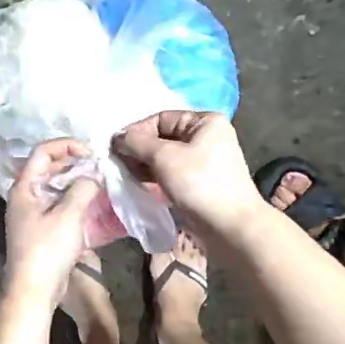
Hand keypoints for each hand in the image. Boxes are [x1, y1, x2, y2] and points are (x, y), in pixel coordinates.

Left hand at [4, 138, 102, 305]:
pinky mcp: (40, 230)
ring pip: (55, 188)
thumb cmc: (48, 249)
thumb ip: (83, 187)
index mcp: (24, 188)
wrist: (33, 289)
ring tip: (100, 184)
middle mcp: (24, 197)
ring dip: (76, 183)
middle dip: (74, 163)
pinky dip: (74, 201)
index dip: (67, 145)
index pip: (42, 152)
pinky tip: (93, 206)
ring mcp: (31, 215)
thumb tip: (93, 174)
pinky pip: (58, 206)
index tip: (91, 153)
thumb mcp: (69, 214)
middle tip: (98, 167)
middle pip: (48, 168)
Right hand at [112, 111, 262, 232]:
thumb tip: (116, 138)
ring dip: (143, 164)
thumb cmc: (198, 183)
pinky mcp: (197, 182)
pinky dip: (153, 176)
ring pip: (164, 157)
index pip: (161, 118)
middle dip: (138, 149)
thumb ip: (137, 143)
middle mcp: (205, 137)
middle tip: (117, 163)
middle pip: (162, 137)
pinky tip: (139, 183)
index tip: (116, 148)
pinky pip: (170, 173)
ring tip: (125, 174)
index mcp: (204, 122)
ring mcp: (203, 161)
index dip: (137, 131)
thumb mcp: (164, 157)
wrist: (228, 225)